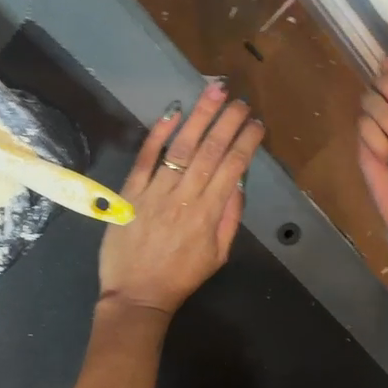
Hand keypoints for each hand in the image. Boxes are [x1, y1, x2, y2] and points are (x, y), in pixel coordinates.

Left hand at [99, 80, 263, 315]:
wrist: (136, 295)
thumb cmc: (179, 278)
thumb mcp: (217, 256)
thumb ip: (230, 219)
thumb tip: (239, 184)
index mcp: (208, 214)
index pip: (232, 168)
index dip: (246, 142)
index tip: (257, 123)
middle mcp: (184, 198)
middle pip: (210, 150)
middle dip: (228, 121)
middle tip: (240, 98)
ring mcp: (155, 193)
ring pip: (181, 148)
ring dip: (199, 117)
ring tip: (214, 91)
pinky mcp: (130, 193)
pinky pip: (145, 158)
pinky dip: (158, 134)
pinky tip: (172, 112)